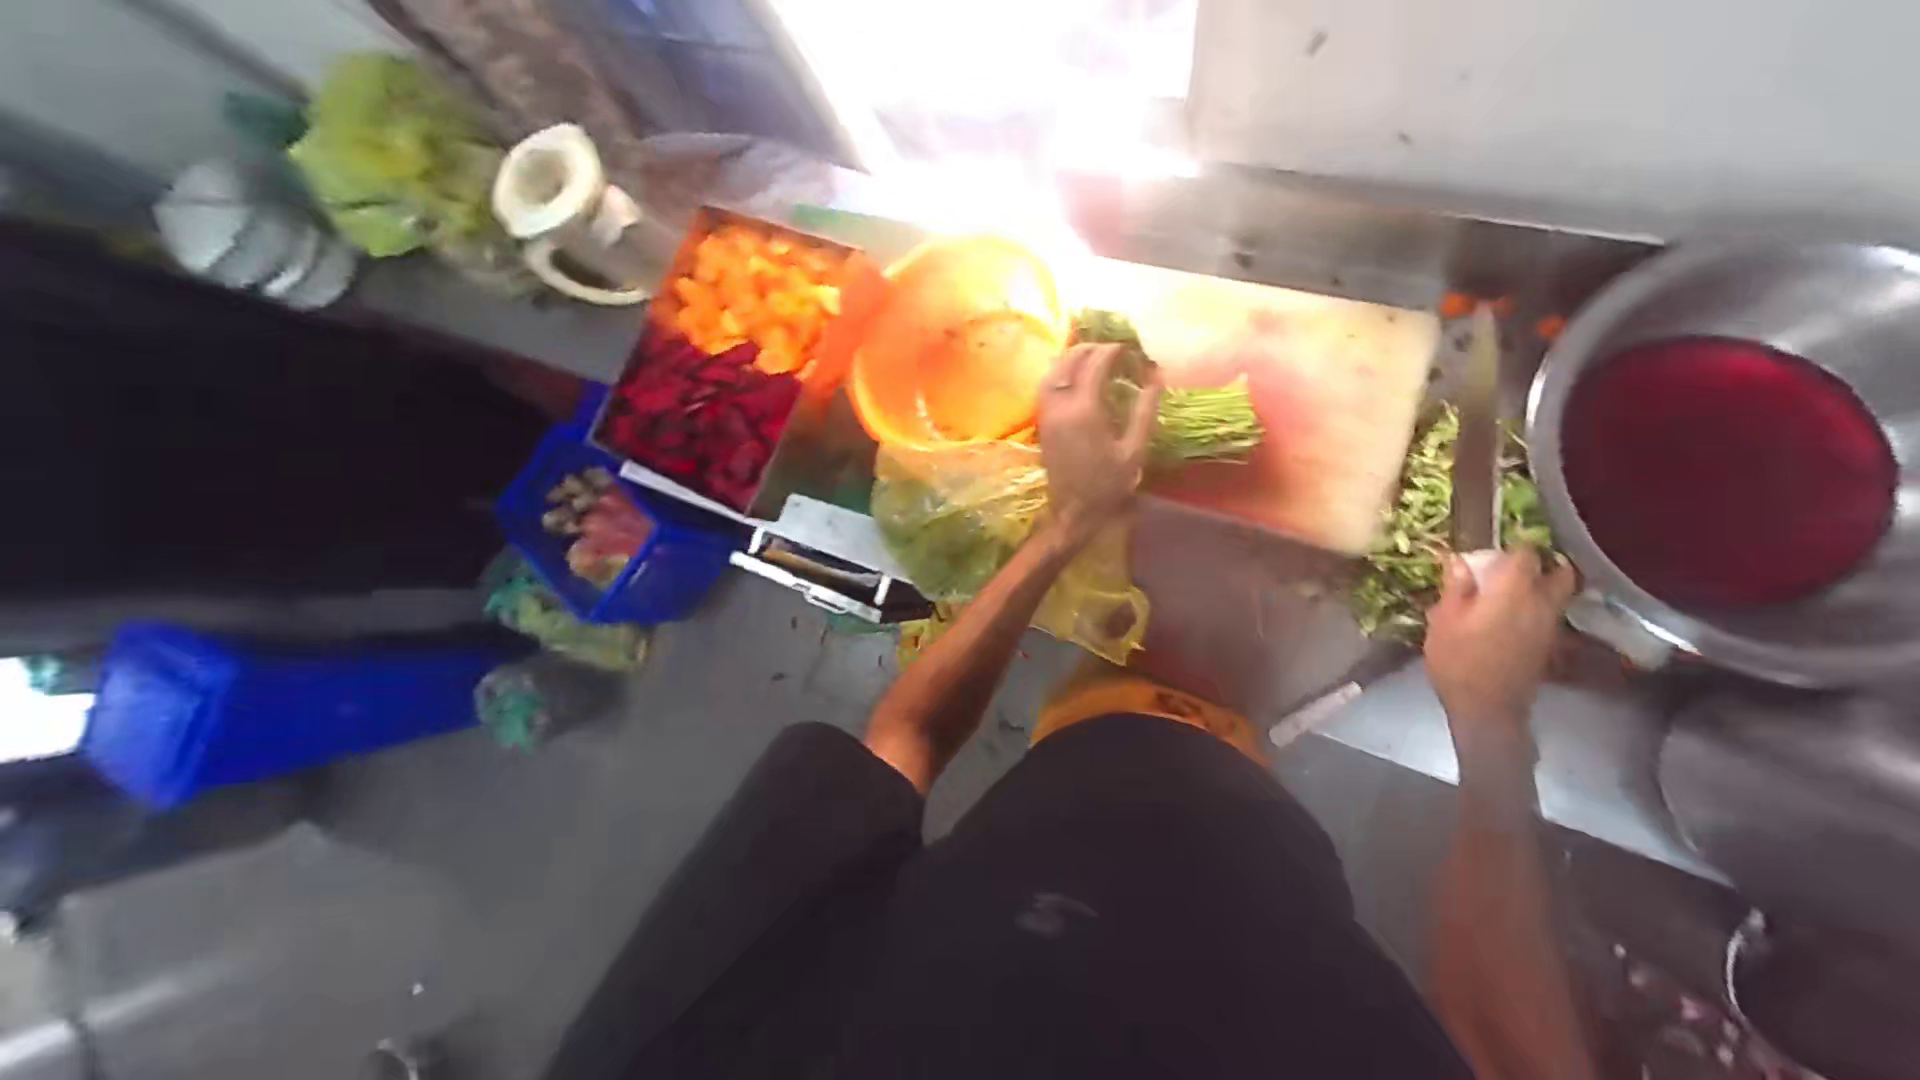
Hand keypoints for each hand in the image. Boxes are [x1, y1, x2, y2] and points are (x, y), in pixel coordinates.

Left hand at [1036, 343, 1161, 545]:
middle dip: (1091, 348)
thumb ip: (1145, 411)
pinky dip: (1060, 373)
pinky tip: (1076, 377)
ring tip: (1094, 356)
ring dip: (1072, 358)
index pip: (1095, 364)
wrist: (1073, 513)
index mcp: (1084, 410)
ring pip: (1052, 372)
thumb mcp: (1135, 450)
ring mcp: (1046, 414)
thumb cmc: (1108, 485)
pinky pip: (1046, 388)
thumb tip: (1156, 377)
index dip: (1112, 351)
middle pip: (1069, 361)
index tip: (1129, 348)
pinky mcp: (1042, 424)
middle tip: (1112, 349)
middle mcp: (1060, 406)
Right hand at [1424, 550, 1576, 742]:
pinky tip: (1513, 615)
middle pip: (1559, 573)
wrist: (1487, 707)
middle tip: (1514, 565)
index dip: (1512, 547)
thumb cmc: (1458, 660)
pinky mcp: (1550, 644)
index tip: (1494, 548)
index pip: (1526, 555)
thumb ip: (1456, 588)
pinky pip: (1551, 613)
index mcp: (1512, 592)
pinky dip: (1539, 606)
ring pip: (1559, 594)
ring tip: (1513, 588)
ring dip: (1543, 585)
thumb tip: (1459, 561)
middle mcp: (1541, 604)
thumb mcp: (1443, 620)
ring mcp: (1550, 626)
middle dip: (1542, 563)